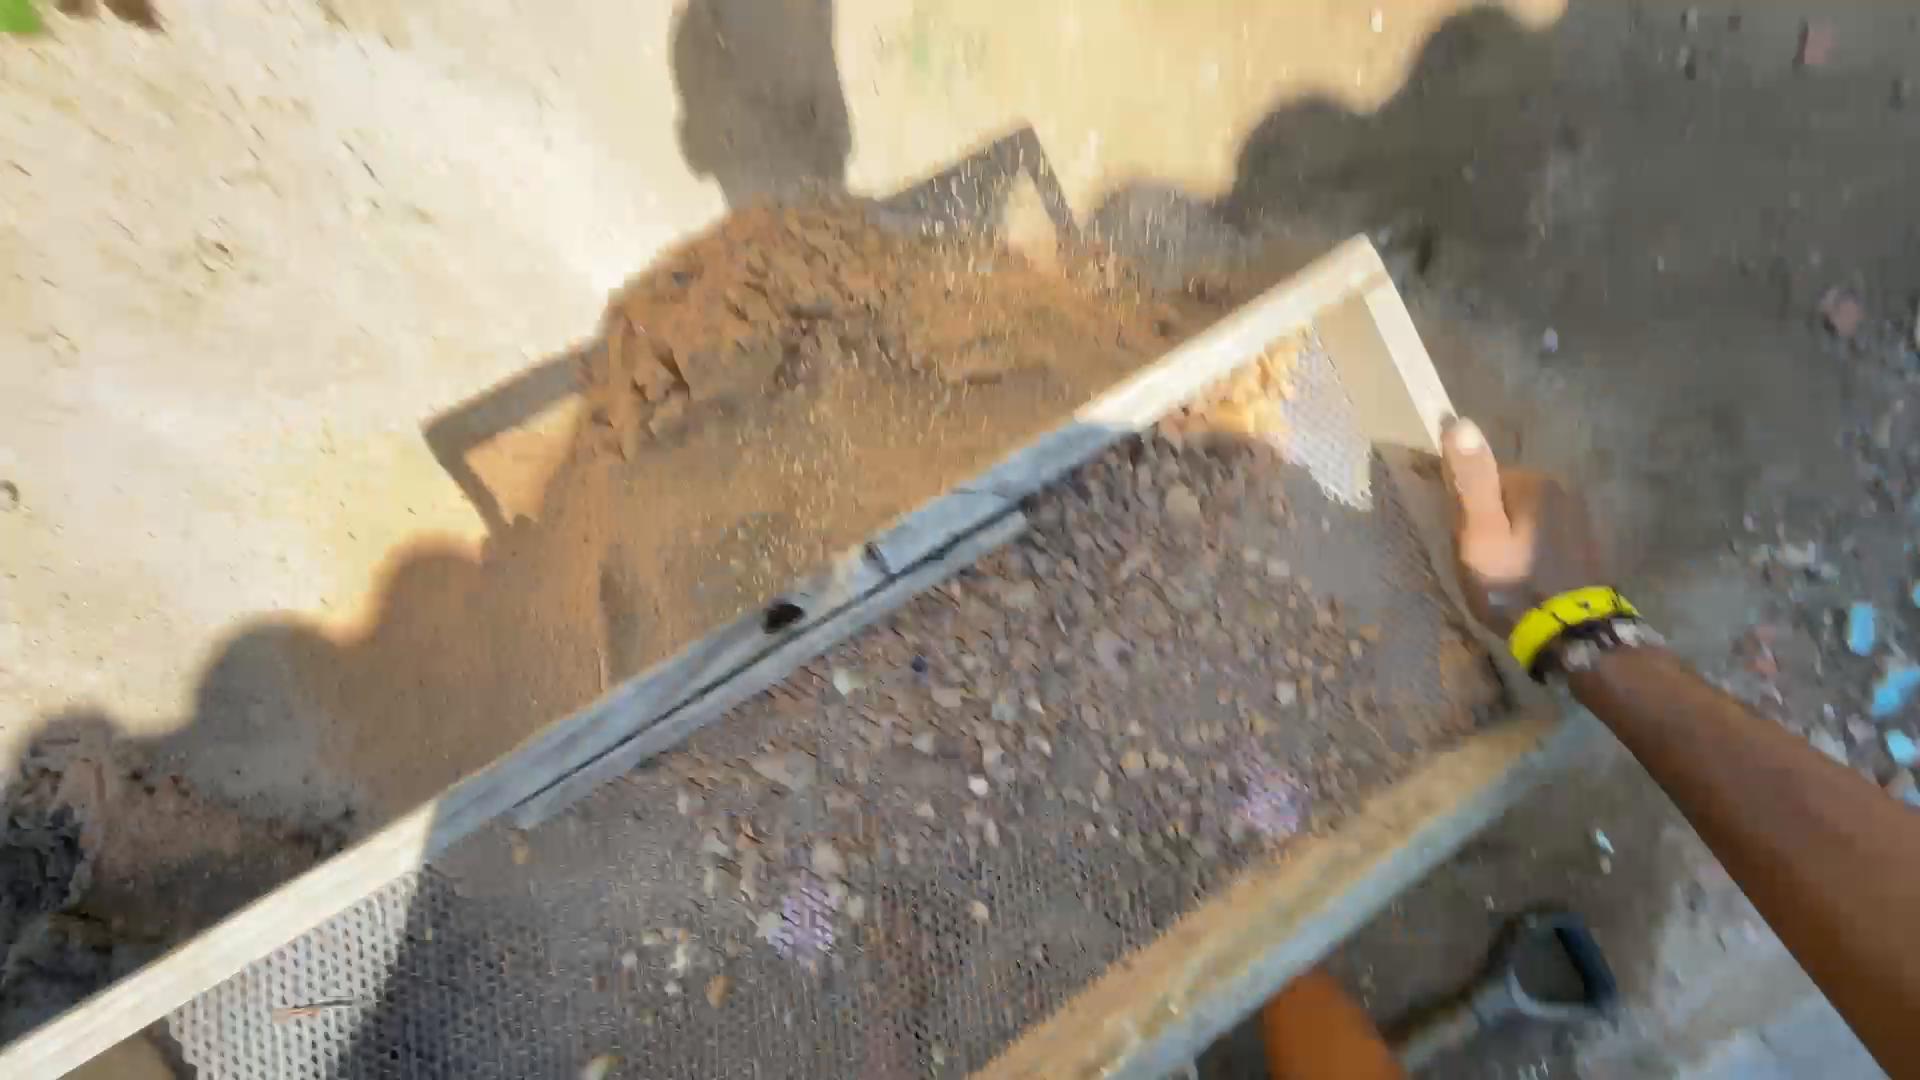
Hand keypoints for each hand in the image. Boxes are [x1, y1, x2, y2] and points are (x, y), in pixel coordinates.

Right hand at [1440, 419, 1605, 635]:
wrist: (1567, 631)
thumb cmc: (1510, 579)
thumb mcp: (1478, 530)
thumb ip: (1470, 479)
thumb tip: (1458, 422)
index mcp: (1533, 482)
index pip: (1481, 475)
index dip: (1461, 502)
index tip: (1455, 532)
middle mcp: (1562, 490)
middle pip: (1503, 493)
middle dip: (1484, 515)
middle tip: (1471, 552)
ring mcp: (1578, 517)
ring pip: (1522, 514)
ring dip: (1505, 531)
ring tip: (1493, 564)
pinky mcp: (1585, 543)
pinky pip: (1541, 532)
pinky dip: (1526, 545)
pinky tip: (1518, 570)